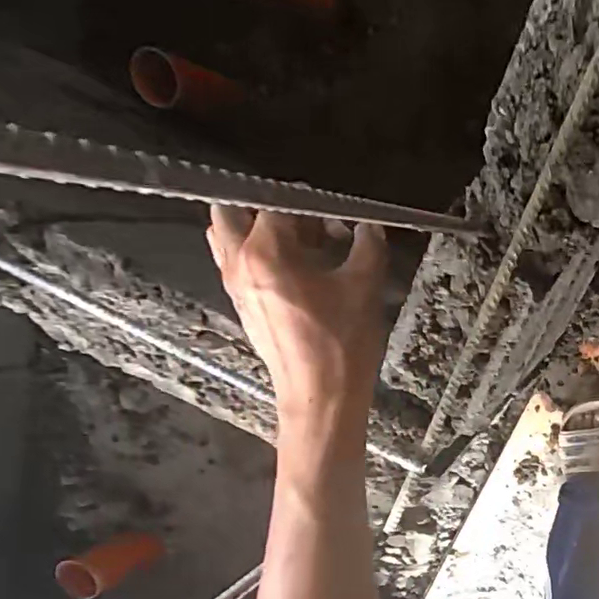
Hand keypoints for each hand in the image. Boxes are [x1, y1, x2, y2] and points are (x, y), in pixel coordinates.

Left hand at [207, 207, 386, 433]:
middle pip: (233, 214)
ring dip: (259, 234)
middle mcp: (238, 265)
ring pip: (229, 240)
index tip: (333, 215)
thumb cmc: (341, 342)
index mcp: (264, 254)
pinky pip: (239, 266)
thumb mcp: (364, 288)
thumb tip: (369, 228)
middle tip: (308, 227)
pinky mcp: (244, 308)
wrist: (321, 395)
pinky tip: (300, 276)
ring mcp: (236, 288)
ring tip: (303, 250)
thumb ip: (368, 248)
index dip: (307, 203)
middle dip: (270, 212)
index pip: (274, 204)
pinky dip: (260, 258)